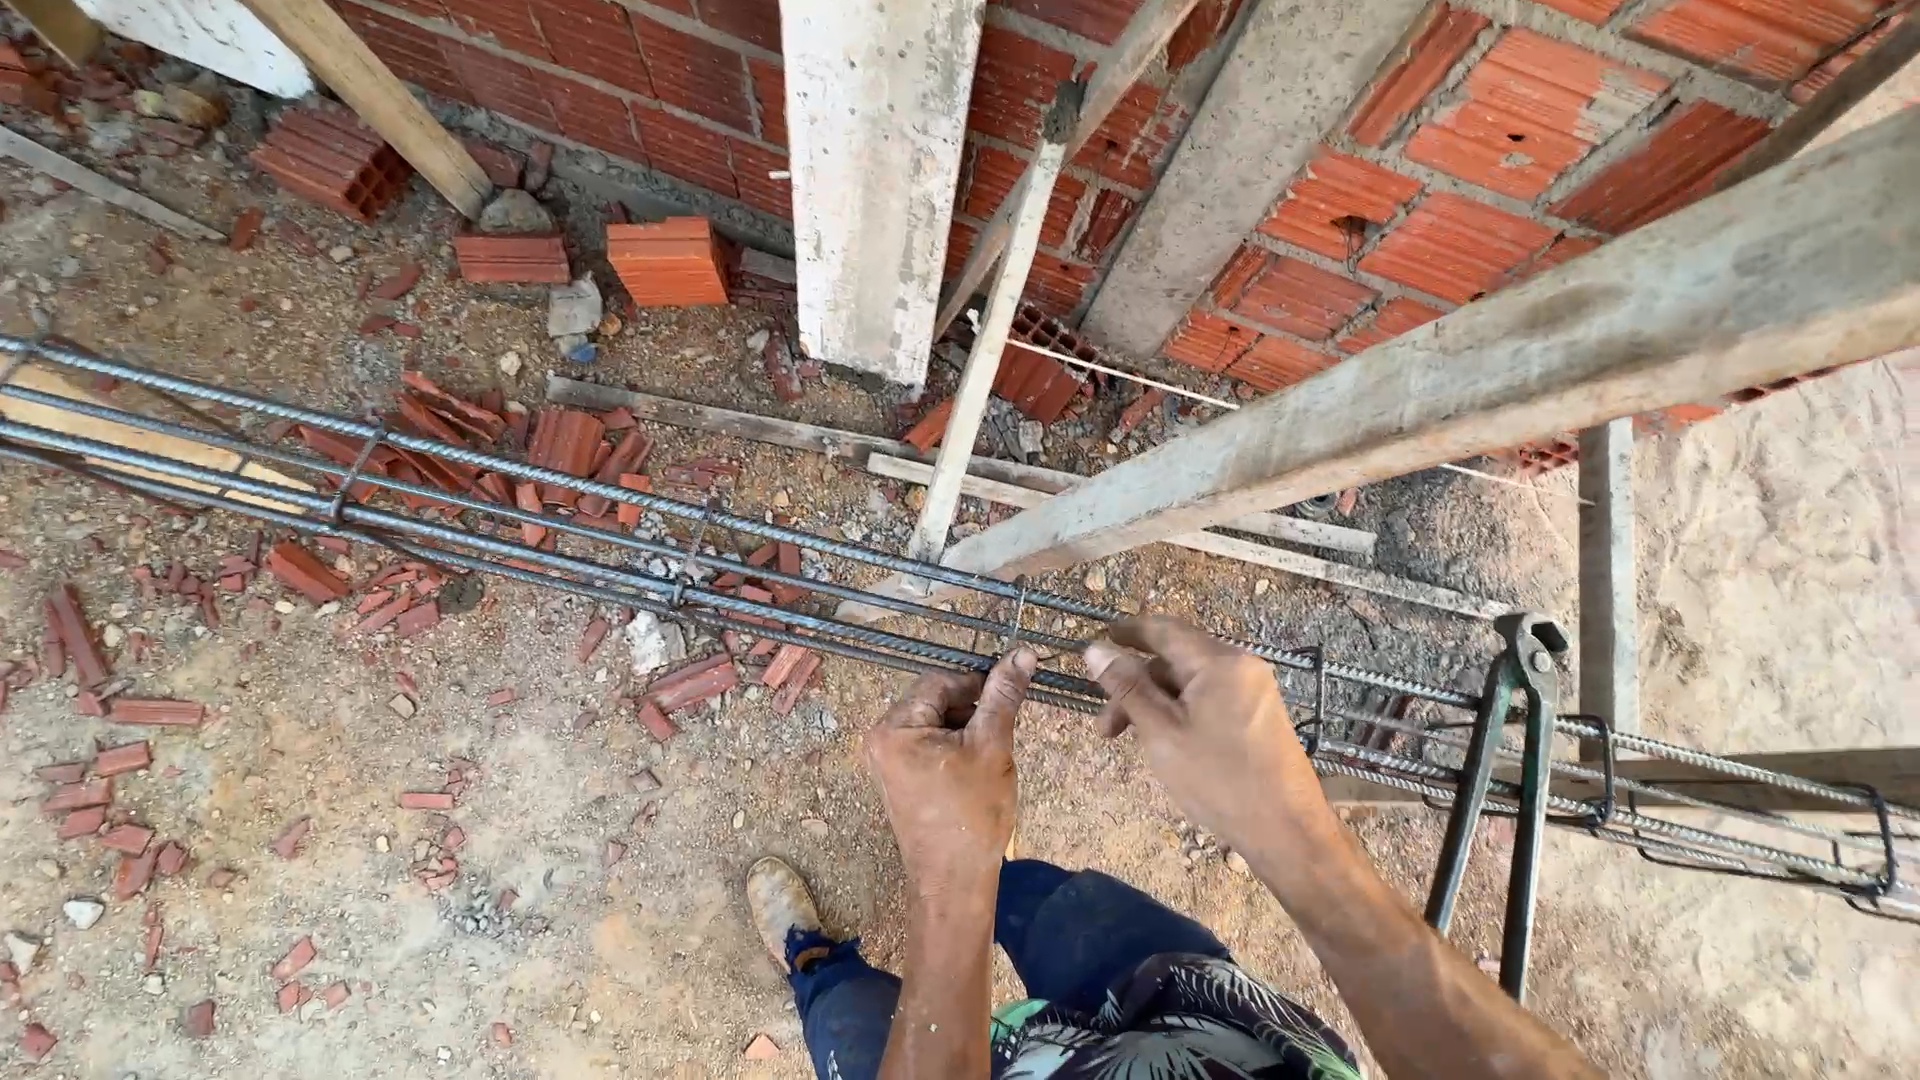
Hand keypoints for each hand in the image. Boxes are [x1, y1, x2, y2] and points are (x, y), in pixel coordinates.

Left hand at [865, 648, 1036, 901]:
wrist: (955, 881)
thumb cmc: (973, 812)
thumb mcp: (992, 745)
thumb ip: (1004, 695)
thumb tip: (1022, 653)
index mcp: (894, 726)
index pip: (939, 680)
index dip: (976, 684)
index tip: (1006, 699)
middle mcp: (880, 738)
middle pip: (933, 699)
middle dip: (969, 709)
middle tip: (998, 732)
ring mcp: (885, 760)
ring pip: (933, 722)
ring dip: (963, 727)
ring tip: (987, 754)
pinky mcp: (897, 778)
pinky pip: (926, 744)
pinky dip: (952, 746)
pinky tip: (973, 768)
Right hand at [1084, 618, 1336, 858]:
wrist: (1288, 831)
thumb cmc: (1219, 780)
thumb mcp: (1162, 732)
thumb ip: (1128, 687)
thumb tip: (1095, 650)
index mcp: (1219, 662)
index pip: (1164, 629)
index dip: (1128, 631)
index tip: (1099, 638)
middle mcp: (1241, 666)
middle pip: (1175, 660)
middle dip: (1136, 686)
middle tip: (1106, 727)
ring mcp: (1254, 690)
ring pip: (1190, 683)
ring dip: (1155, 703)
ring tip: (1131, 741)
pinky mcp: (1259, 714)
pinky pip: (1210, 698)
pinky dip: (1180, 711)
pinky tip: (1166, 741)